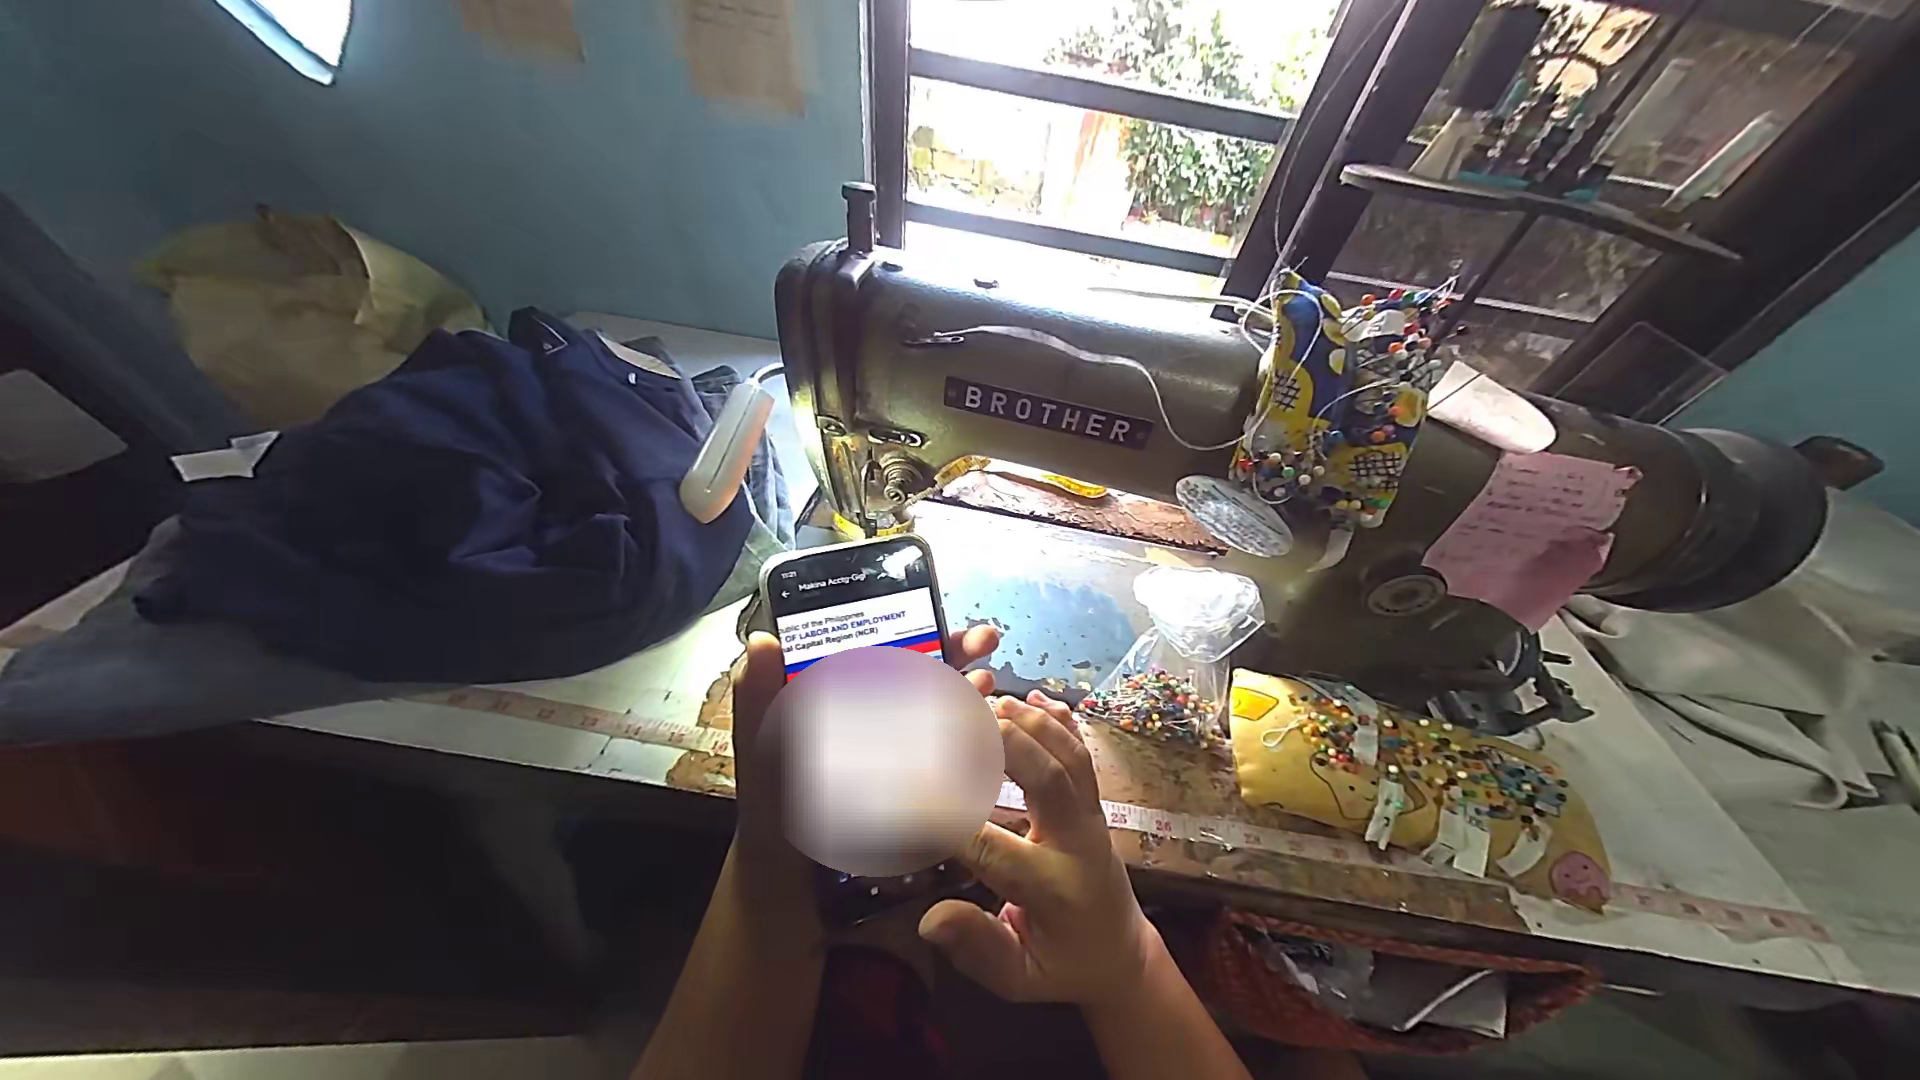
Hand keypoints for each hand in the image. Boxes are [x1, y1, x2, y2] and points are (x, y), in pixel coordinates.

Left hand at [727, 624, 1003, 906]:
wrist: (790, 879)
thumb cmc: (775, 803)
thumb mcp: (762, 748)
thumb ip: (758, 699)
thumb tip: (762, 640)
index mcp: (847, 695)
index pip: (889, 651)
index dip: (919, 632)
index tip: (943, 622)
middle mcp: (883, 715)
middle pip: (929, 673)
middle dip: (960, 652)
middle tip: (983, 639)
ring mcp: (908, 751)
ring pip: (949, 710)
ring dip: (972, 691)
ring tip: (985, 684)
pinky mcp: (923, 787)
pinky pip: (956, 757)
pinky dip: (976, 741)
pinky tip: (988, 731)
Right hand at [917, 691, 1158, 1007]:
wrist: (1122, 954)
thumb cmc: (1063, 964)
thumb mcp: (1018, 977)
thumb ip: (978, 947)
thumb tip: (930, 921)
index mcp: (1053, 887)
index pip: (991, 846)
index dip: (947, 816)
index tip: (909, 790)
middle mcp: (1077, 841)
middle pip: (1048, 778)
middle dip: (1005, 743)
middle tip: (961, 717)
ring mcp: (1092, 816)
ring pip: (1070, 757)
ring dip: (1033, 723)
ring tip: (993, 701)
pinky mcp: (1097, 803)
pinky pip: (1083, 754)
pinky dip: (1061, 721)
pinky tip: (1036, 697)